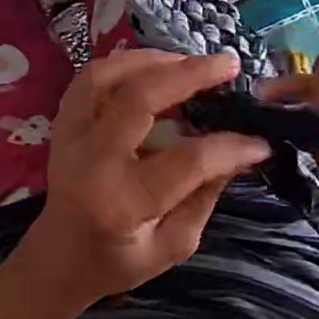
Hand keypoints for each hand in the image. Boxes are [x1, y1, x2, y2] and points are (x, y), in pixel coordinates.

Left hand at [11, 49, 270, 313]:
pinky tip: (152, 66)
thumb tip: (242, 150)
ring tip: (189, 60)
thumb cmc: (118, 259)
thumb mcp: (173, 244)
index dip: (228, 146)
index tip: (259, 141)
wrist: (59, 254)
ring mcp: (69, 133)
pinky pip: (88, 78)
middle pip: (137, 100)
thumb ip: (205, 194)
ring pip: (104, 76)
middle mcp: (91, 158)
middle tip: (227, 64)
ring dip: (149, 60)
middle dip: (187, 75)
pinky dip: (121, 64)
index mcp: (122, 199)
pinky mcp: (61, 121)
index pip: (184, 160)